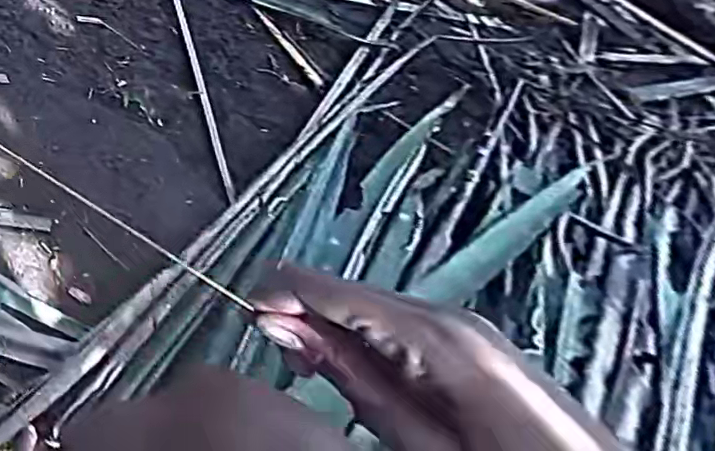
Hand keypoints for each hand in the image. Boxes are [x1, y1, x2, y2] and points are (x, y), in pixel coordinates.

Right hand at [251, 265, 618, 450]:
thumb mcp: (417, 440)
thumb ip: (346, 377)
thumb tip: (277, 325)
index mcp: (430, 331)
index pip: (316, 282)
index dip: (272, 297)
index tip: (247, 320)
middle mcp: (444, 314)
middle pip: (336, 290)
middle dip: (302, 319)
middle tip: (292, 366)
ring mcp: (462, 325)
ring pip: (359, 305)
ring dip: (332, 334)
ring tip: (335, 384)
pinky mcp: (470, 340)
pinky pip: (392, 323)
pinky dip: (364, 342)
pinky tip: (372, 381)